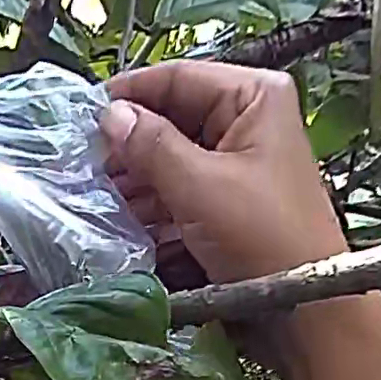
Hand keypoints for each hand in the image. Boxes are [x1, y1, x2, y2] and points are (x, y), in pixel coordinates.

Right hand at [101, 61, 343, 282]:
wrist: (299, 301)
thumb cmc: (260, 233)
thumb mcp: (201, 185)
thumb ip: (152, 147)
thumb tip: (108, 116)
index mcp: (251, 97)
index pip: (177, 78)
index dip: (128, 94)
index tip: (82, 115)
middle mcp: (240, 123)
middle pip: (168, 120)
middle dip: (126, 144)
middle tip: (81, 166)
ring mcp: (228, 165)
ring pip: (166, 160)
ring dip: (131, 179)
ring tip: (92, 196)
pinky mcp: (217, 201)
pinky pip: (172, 191)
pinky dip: (145, 204)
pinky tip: (116, 218)